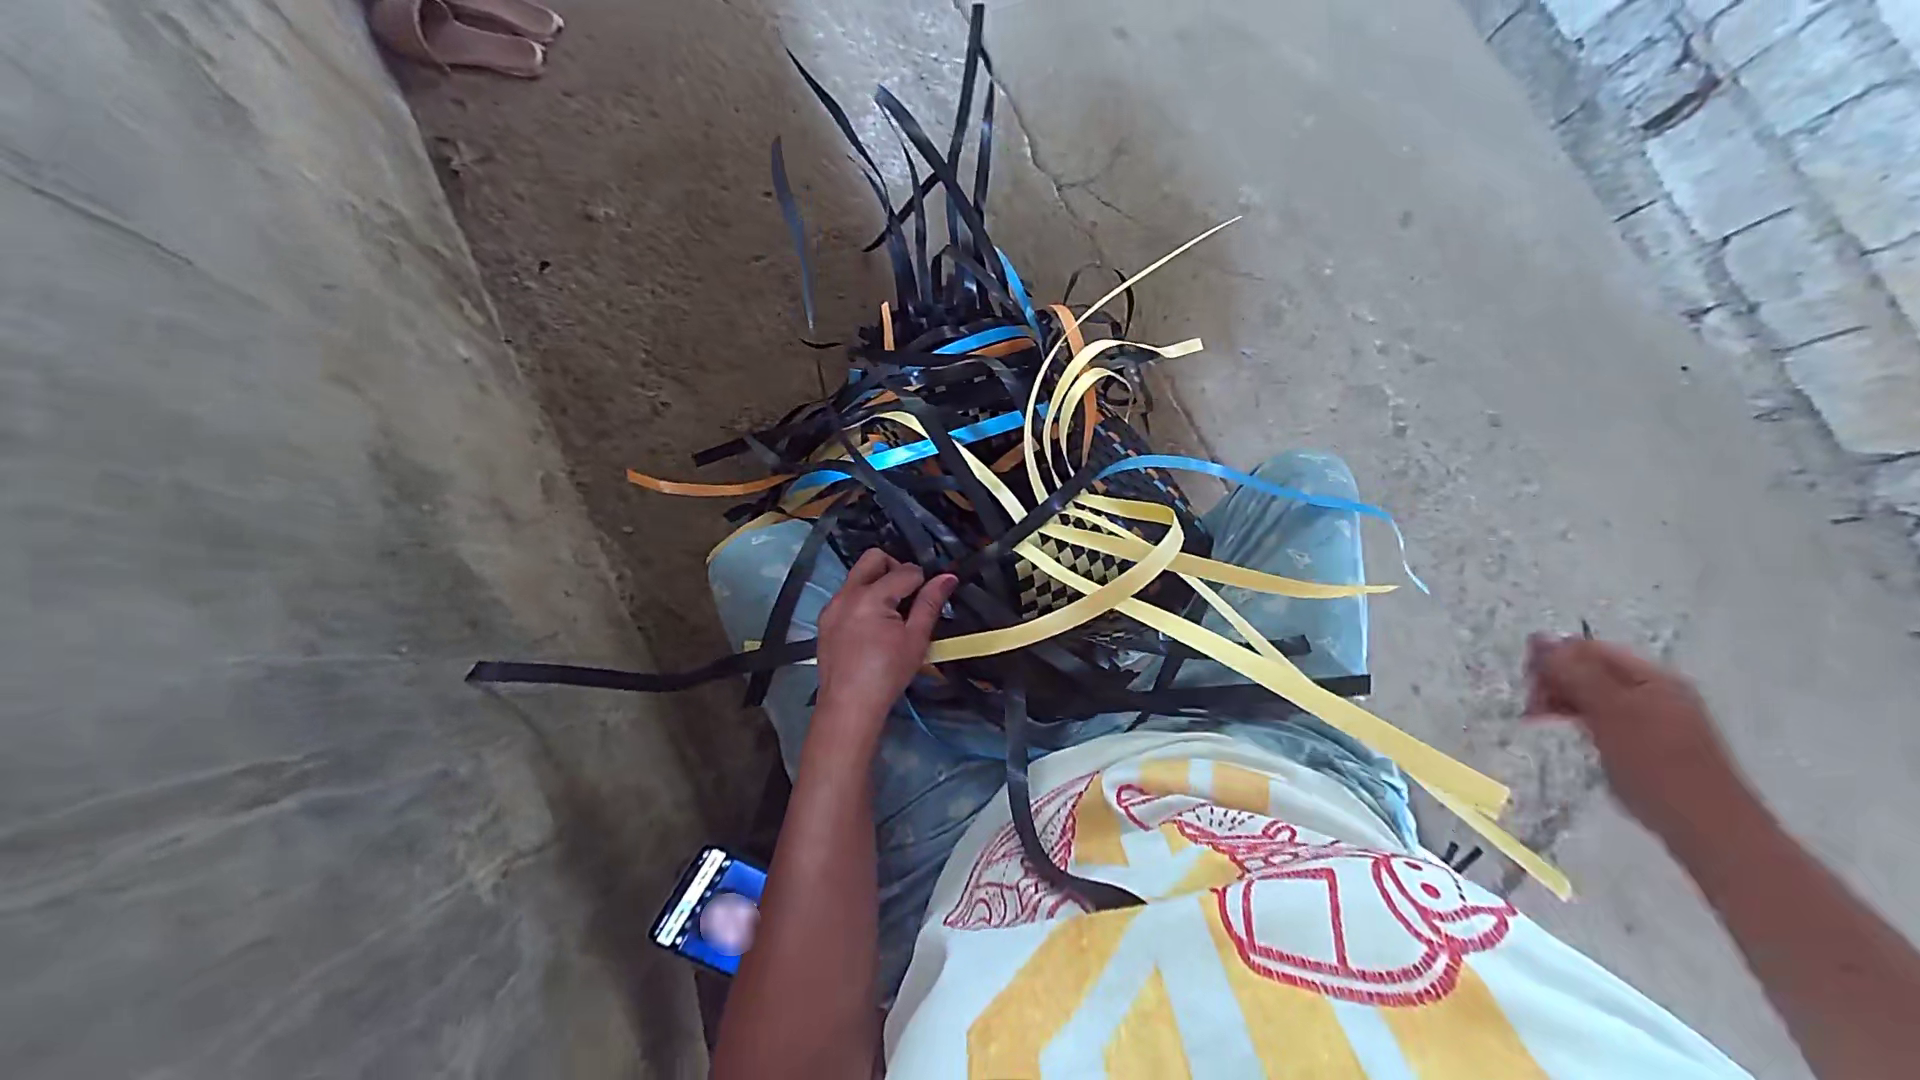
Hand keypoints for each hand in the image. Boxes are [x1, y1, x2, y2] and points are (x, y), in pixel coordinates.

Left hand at [814, 549, 956, 736]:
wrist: (849, 705)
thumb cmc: (887, 673)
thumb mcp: (916, 639)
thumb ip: (931, 603)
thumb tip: (948, 576)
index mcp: (871, 596)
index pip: (905, 570)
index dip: (923, 581)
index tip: (928, 600)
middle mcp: (847, 593)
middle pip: (874, 558)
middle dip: (895, 568)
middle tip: (908, 595)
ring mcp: (832, 605)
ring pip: (858, 575)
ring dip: (878, 583)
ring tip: (891, 614)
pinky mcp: (825, 618)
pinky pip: (847, 594)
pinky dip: (863, 598)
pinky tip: (872, 626)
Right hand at [1525, 634, 1732, 829]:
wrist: (1707, 828)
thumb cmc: (1657, 765)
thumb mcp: (1611, 712)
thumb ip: (1575, 674)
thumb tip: (1539, 638)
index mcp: (1651, 677)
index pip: (1588, 649)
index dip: (1553, 659)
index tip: (1528, 684)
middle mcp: (1652, 690)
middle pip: (1588, 669)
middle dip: (1554, 681)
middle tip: (1532, 706)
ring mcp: (1649, 716)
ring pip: (1590, 693)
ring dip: (1559, 699)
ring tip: (1537, 719)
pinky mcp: (1641, 740)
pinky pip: (1599, 715)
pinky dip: (1575, 717)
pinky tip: (1562, 730)